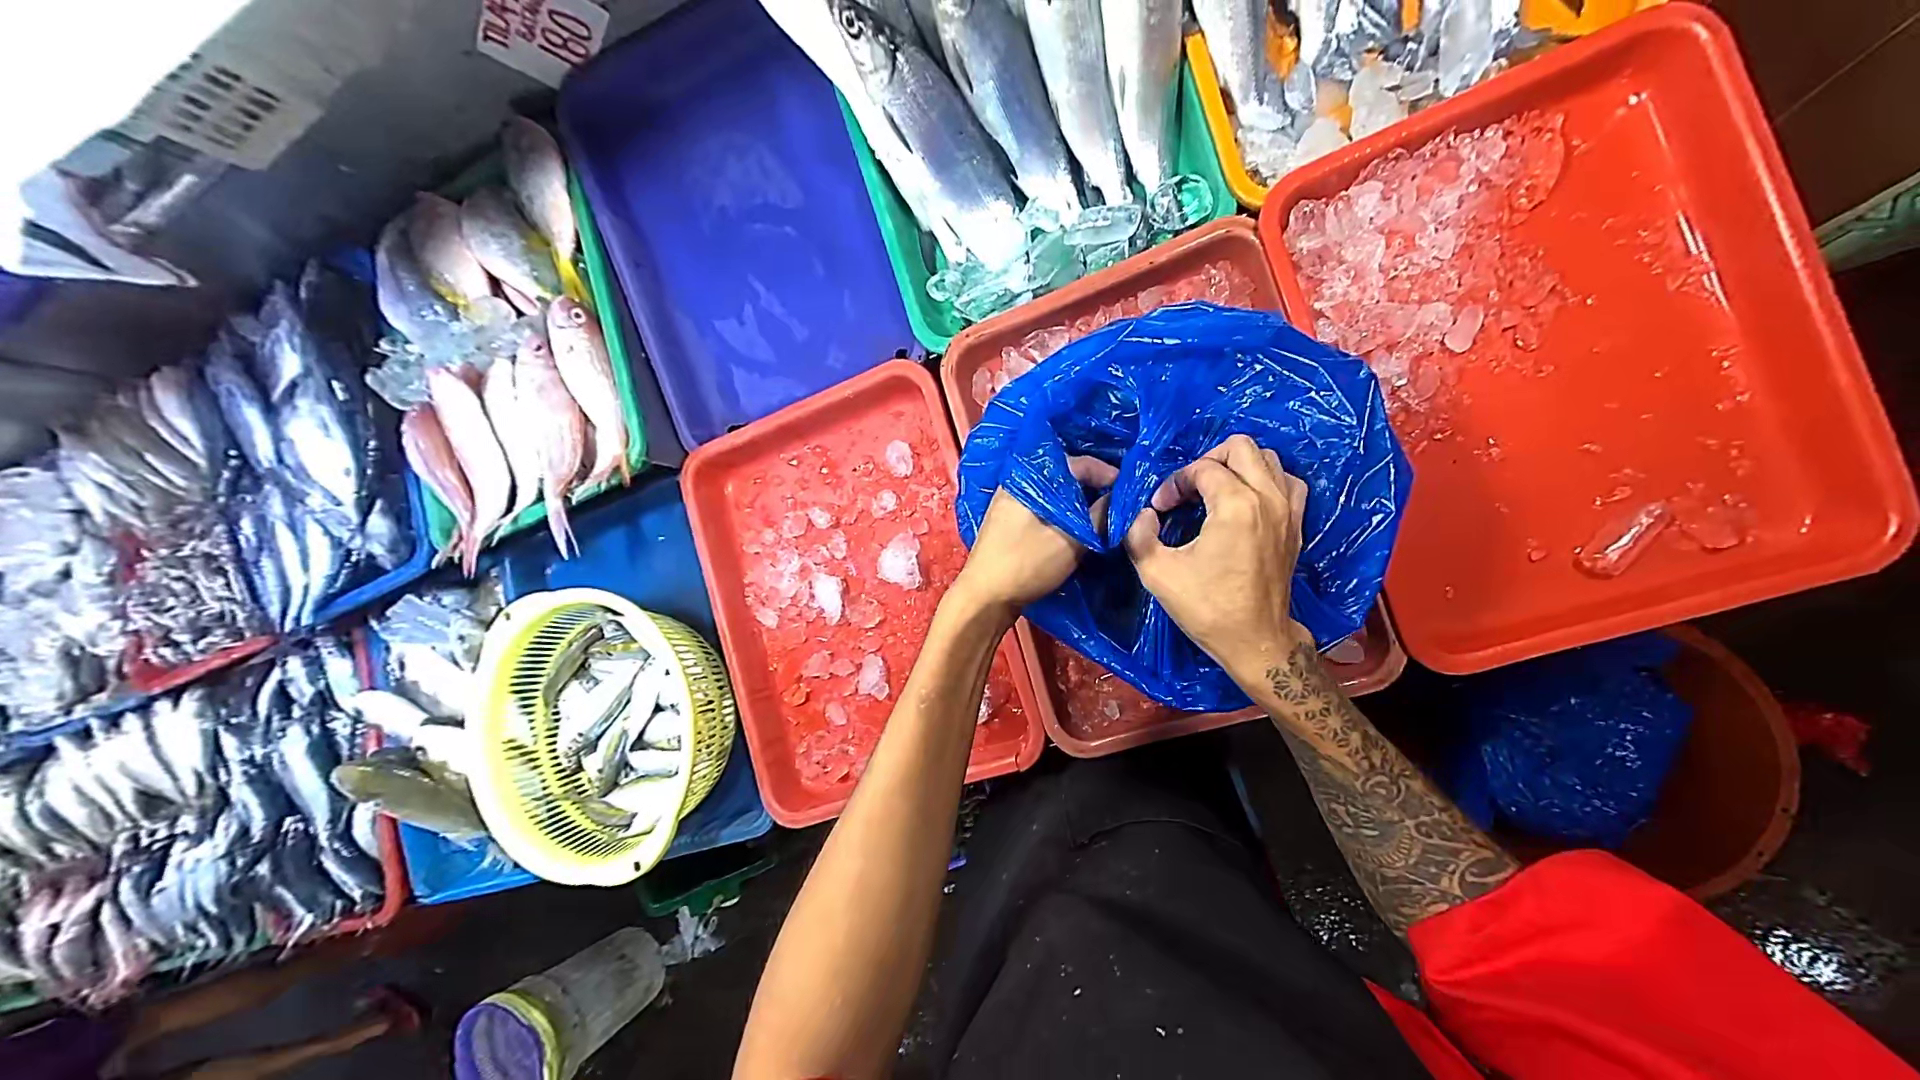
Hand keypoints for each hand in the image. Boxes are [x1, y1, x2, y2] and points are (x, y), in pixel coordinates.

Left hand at [952, 456, 1117, 613]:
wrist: (984, 598)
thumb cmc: (1025, 565)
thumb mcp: (1070, 541)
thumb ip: (1098, 516)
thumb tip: (1118, 499)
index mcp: (1029, 479)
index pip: (1076, 462)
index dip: (1106, 473)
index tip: (1128, 489)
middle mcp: (1017, 482)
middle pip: (1064, 474)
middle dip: (1093, 485)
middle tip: (1118, 501)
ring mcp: (1011, 501)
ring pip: (1055, 491)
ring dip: (1079, 499)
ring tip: (1102, 513)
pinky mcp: (1010, 519)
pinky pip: (1045, 504)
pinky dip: (1064, 510)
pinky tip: (1078, 524)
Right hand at [1125, 435, 1310, 681]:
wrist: (1254, 640)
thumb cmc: (1206, 607)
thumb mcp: (1156, 573)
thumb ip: (1138, 535)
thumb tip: (1143, 515)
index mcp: (1235, 505)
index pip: (1201, 468)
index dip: (1174, 483)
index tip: (1160, 509)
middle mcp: (1267, 498)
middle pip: (1241, 447)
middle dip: (1208, 460)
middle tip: (1188, 488)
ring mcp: (1288, 510)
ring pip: (1268, 459)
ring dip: (1237, 466)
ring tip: (1214, 490)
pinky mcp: (1297, 524)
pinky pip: (1287, 482)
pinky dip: (1266, 480)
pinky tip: (1245, 500)